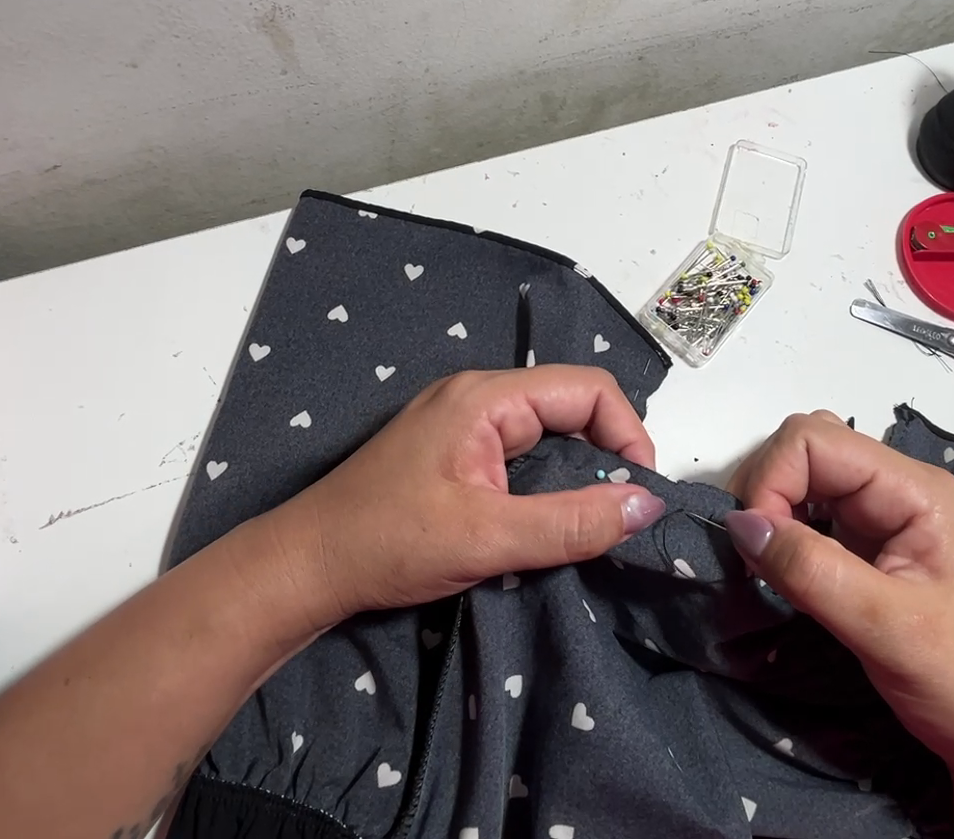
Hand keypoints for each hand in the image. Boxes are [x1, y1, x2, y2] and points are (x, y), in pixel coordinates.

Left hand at [259, 366, 667, 631]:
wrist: (306, 565)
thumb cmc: (387, 543)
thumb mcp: (486, 538)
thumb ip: (571, 522)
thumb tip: (647, 505)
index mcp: (486, 398)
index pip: (586, 389)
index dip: (626, 434)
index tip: (637, 495)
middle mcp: (478, 396)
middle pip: (570, 406)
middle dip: (604, 455)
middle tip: (615, 515)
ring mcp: (463, 421)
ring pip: (548, 431)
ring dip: (575, 472)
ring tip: (586, 522)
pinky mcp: (455, 449)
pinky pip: (522, 452)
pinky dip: (546, 481)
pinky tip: (546, 519)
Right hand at [723, 412, 953, 838]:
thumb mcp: (888, 629)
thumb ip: (811, 570)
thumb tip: (738, 523)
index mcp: (915, 490)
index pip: (814, 441)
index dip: (771, 479)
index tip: (755, 545)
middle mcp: (897, 488)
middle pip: (806, 449)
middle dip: (766, 491)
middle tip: (756, 557)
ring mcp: (884, 515)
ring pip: (804, 479)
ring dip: (772, 512)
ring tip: (769, 566)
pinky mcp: (870, 545)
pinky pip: (811, 514)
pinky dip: (785, 533)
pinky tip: (786, 572)